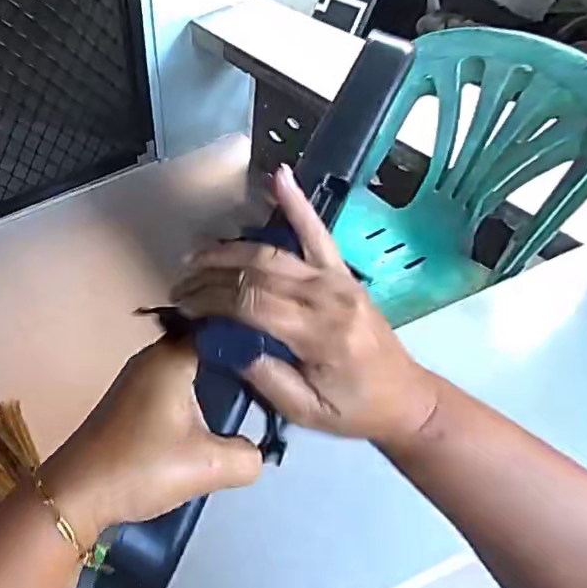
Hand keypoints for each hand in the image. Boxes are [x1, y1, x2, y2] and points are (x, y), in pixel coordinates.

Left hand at [39, 341, 262, 536]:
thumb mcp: (209, 466)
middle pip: (206, 347)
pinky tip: (214, 421)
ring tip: (250, 406)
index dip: (253, 342)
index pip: (221, 331)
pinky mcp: (132, 398)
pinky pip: (175, 384)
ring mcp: (139, 377)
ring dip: (217, 384)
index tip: (284, 361)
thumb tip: (256, 449)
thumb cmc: (141, 468)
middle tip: (273, 388)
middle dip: (238, 366)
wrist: (79, 491)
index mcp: (170, 358)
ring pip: (191, 368)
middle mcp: (152, 357)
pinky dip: (197, 396)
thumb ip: (249, 454)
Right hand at [170, 164, 441, 446]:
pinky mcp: (341, 272)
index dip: (209, 301)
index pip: (249, 304)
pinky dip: (296, 202)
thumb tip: (219, 340)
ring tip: (194, 257)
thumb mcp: (303, 410)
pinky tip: (279, 177)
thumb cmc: (353, 410)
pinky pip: (316, 232)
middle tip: (179, 287)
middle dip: (208, 276)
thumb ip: (261, 375)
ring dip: (228, 250)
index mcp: (320, 335)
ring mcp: (336, 279)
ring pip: (271, 252)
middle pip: (255, 273)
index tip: (182, 308)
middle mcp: (328, 298)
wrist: (408, 400)